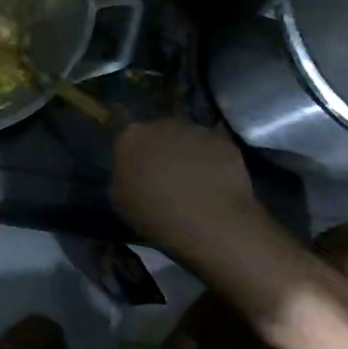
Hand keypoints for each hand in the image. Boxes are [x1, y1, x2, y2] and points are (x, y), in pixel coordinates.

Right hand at [112, 119, 261, 244]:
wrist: (209, 224)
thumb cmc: (155, 217)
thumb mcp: (121, 201)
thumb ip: (123, 175)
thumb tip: (131, 169)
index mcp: (131, 137)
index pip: (123, 126)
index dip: (129, 143)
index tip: (134, 159)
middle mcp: (163, 124)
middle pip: (158, 131)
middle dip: (160, 147)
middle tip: (163, 172)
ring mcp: (198, 130)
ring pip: (188, 138)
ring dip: (187, 153)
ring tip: (192, 180)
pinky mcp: (226, 142)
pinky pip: (214, 149)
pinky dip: (212, 161)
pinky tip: (214, 183)